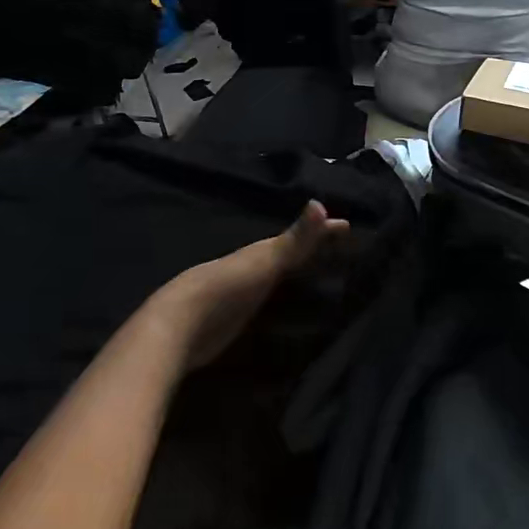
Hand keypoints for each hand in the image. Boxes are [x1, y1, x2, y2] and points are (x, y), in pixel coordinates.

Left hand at [138, 201, 348, 369]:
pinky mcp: (235, 322)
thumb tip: (320, 202)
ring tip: (325, 284)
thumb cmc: (225, 288)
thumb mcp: (264, 262)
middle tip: (343, 254)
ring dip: (299, 279)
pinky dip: (284, 304)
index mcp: (260, 253)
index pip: (299, 238)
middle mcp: (252, 270)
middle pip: (289, 258)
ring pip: (278, 281)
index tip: (348, 226)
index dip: (322, 233)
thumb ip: (293, 239)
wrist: (180, 325)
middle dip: (313, 254)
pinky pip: (269, 306)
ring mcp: (242, 295)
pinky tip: (292, 315)